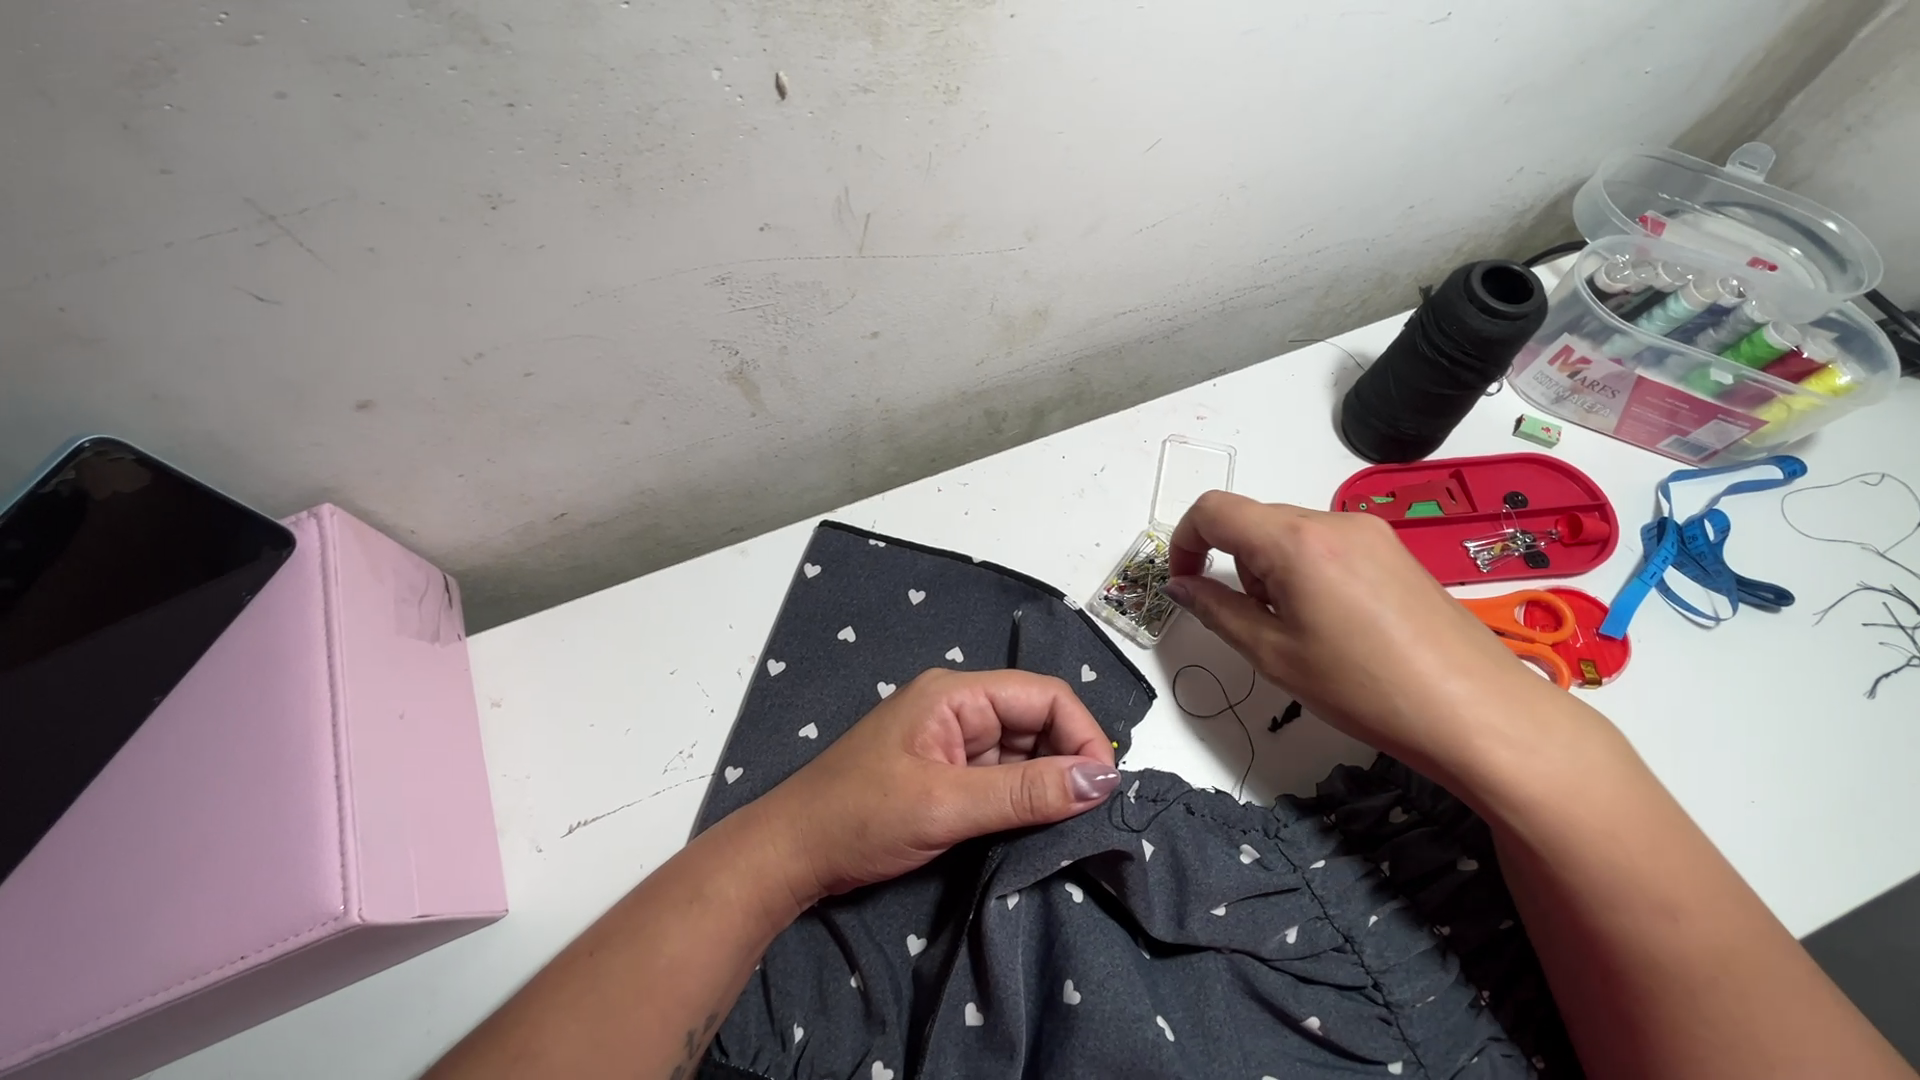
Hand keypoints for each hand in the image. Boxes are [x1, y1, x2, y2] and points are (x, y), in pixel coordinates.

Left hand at [745, 669, 1120, 905]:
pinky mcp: (947, 773)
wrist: (791, 854)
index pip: (1043, 696)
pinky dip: (1024, 799)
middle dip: (1068, 762)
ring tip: (1069, 826)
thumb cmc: (858, 818)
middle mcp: (959, 708)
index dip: (1082, 735)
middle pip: (1037, 722)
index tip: (1104, 789)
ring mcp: (952, 741)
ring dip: (1048, 784)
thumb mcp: (945, 806)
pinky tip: (1038, 826)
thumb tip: (1102, 780)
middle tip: (1091, 815)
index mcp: (956, 694)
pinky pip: (1002, 777)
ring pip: (1023, 752)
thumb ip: (1024, 793)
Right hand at [1161, 491, 1549, 777]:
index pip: (1214, 511)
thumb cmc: (1363, 687)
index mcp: (1295, 541)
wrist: (1474, 711)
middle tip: (1251, 621)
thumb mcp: (1272, 654)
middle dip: (1232, 562)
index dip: (1184, 540)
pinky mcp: (1393, 550)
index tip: (1184, 582)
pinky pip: (1326, 544)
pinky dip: (1304, 571)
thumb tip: (1180, 585)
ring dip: (1269, 569)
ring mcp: (1369, 532)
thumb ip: (1216, 610)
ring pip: (1290, 533)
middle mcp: (1333, 521)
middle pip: (1254, 520)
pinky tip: (1330, 622)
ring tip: (1297, 628)